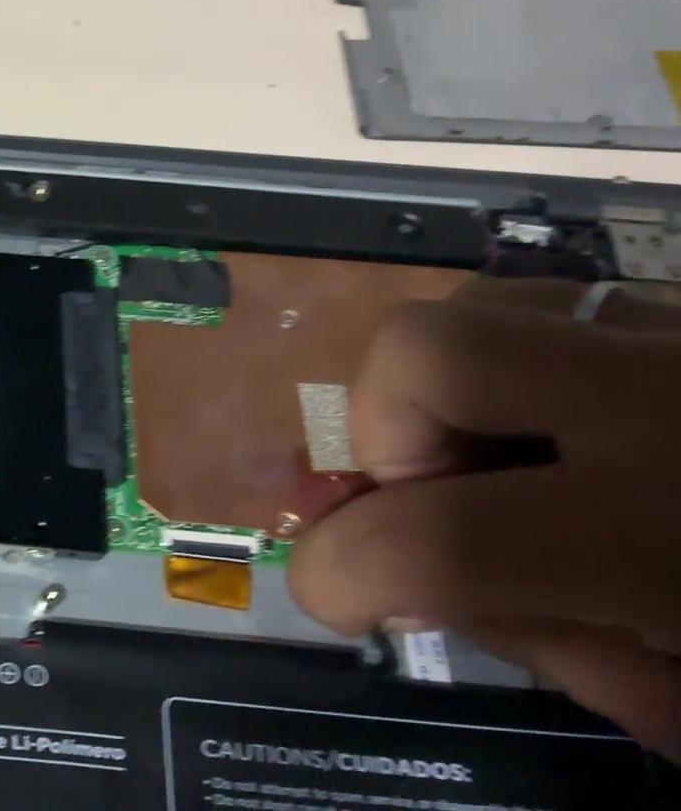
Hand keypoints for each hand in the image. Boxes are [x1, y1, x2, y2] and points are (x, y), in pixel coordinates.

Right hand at [287, 277, 680, 758]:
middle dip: (389, 425)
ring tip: (526, 459)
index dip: (342, 571)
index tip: (337, 593)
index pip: (435, 539)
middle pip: (430, 346)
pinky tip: (607, 435)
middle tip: (443, 492)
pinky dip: (538, 370)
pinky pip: (577, 309)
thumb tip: (402, 581)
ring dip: (456, 388)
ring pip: (491, 305)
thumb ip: (545, 639)